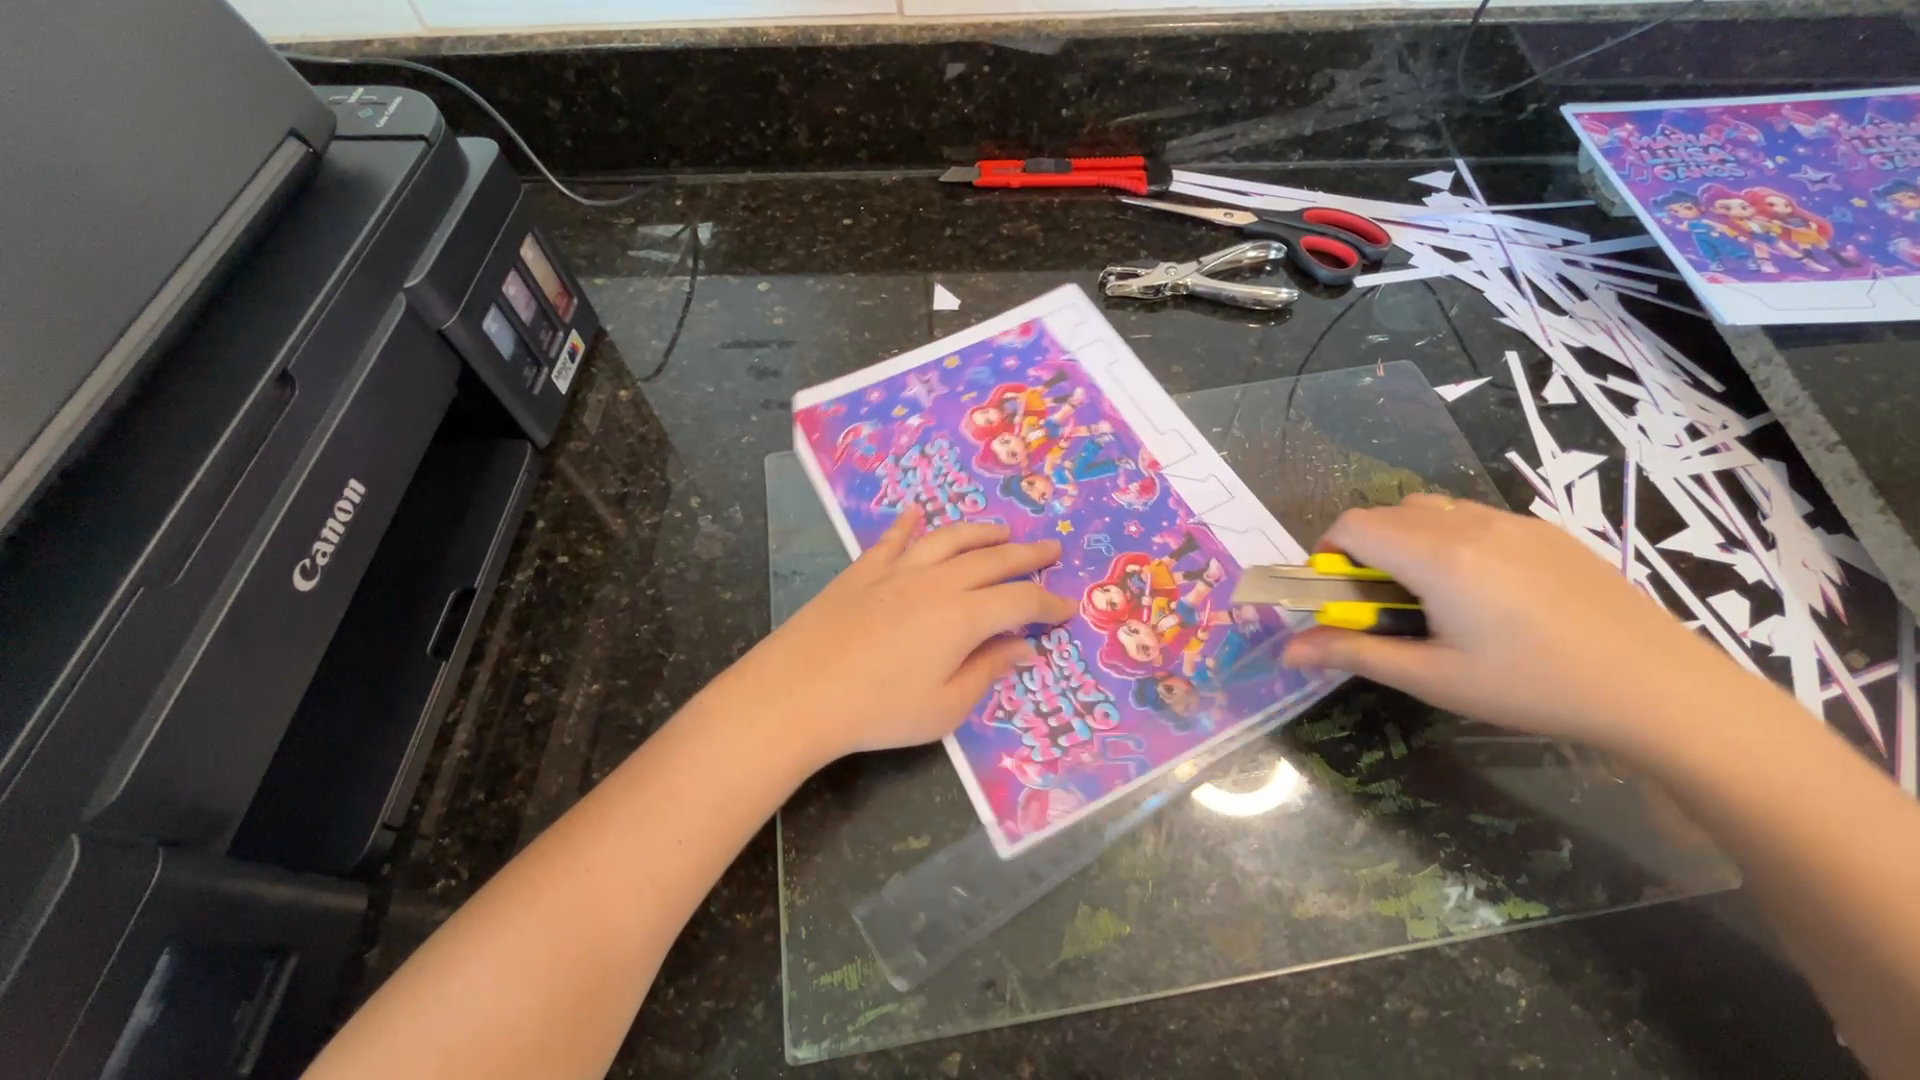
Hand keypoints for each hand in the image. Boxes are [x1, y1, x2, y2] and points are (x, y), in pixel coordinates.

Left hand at [715, 515, 1074, 763]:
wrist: (799, 692)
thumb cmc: (879, 710)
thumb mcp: (946, 706)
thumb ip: (987, 671)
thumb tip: (1023, 648)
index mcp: (964, 617)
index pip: (1021, 601)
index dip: (1048, 604)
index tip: (1067, 607)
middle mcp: (937, 582)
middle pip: (992, 560)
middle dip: (1028, 554)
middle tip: (1052, 547)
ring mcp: (897, 571)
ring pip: (949, 540)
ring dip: (981, 531)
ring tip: (1001, 530)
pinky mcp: (861, 572)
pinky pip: (892, 539)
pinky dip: (909, 524)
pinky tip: (917, 513)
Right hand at [1280, 495, 1751, 748]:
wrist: (1658, 687)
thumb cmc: (1532, 686)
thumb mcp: (1433, 677)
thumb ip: (1355, 652)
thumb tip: (1288, 649)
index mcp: (1436, 556)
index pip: (1352, 525)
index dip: (1329, 555)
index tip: (1340, 598)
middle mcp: (1469, 523)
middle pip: (1388, 513)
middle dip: (1367, 551)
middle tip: (1385, 606)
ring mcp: (1514, 522)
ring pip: (1433, 509)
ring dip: (1409, 541)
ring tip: (1434, 598)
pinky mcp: (1548, 531)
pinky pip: (1476, 518)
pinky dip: (1453, 541)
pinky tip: (1488, 595)